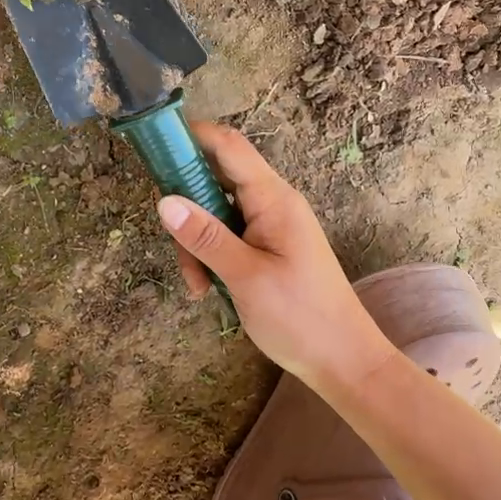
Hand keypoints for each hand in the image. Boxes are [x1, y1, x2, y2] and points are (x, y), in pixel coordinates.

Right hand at [157, 123, 395, 388]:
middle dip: (186, 206)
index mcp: (272, 198)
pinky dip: (209, 256)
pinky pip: (225, 235)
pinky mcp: (265, 246)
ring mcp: (268, 224)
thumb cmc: (301, 317)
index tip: (154, 145)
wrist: (346, 364)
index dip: (191, 135)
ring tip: (197, 284)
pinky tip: (207, 288)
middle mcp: (271, 202)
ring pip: (214, 212)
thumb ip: (204, 236)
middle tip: (173, 240)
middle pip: (213, 178)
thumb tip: (163, 200)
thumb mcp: (244, 276)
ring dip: (196, 242)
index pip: (228, 145)